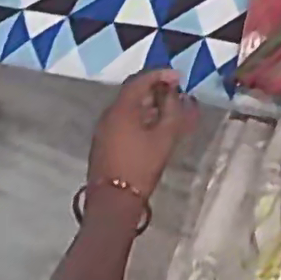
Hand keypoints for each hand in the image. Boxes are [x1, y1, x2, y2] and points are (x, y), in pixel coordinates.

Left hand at [88, 70, 198, 201]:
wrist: (113, 204)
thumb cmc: (141, 166)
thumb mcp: (164, 136)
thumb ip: (172, 109)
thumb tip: (174, 93)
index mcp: (122, 108)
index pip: (140, 80)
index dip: (160, 74)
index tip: (178, 77)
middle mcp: (109, 114)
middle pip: (132, 91)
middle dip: (154, 88)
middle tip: (173, 91)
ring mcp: (103, 130)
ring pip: (127, 106)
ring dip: (147, 103)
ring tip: (167, 108)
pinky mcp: (103, 143)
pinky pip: (122, 119)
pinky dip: (138, 116)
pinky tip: (153, 125)